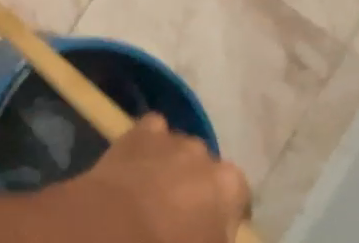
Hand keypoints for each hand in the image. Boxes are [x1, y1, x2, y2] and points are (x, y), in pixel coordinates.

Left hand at [46, 115, 250, 242]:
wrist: (119, 221)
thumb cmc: (172, 242)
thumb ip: (222, 232)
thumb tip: (213, 225)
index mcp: (229, 183)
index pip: (240, 191)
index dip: (231, 208)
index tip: (218, 223)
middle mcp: (202, 153)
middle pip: (208, 165)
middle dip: (201, 181)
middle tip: (187, 206)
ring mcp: (169, 138)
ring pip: (181, 146)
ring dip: (177, 160)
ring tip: (162, 182)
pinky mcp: (139, 131)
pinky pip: (154, 127)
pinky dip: (153, 139)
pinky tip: (145, 156)